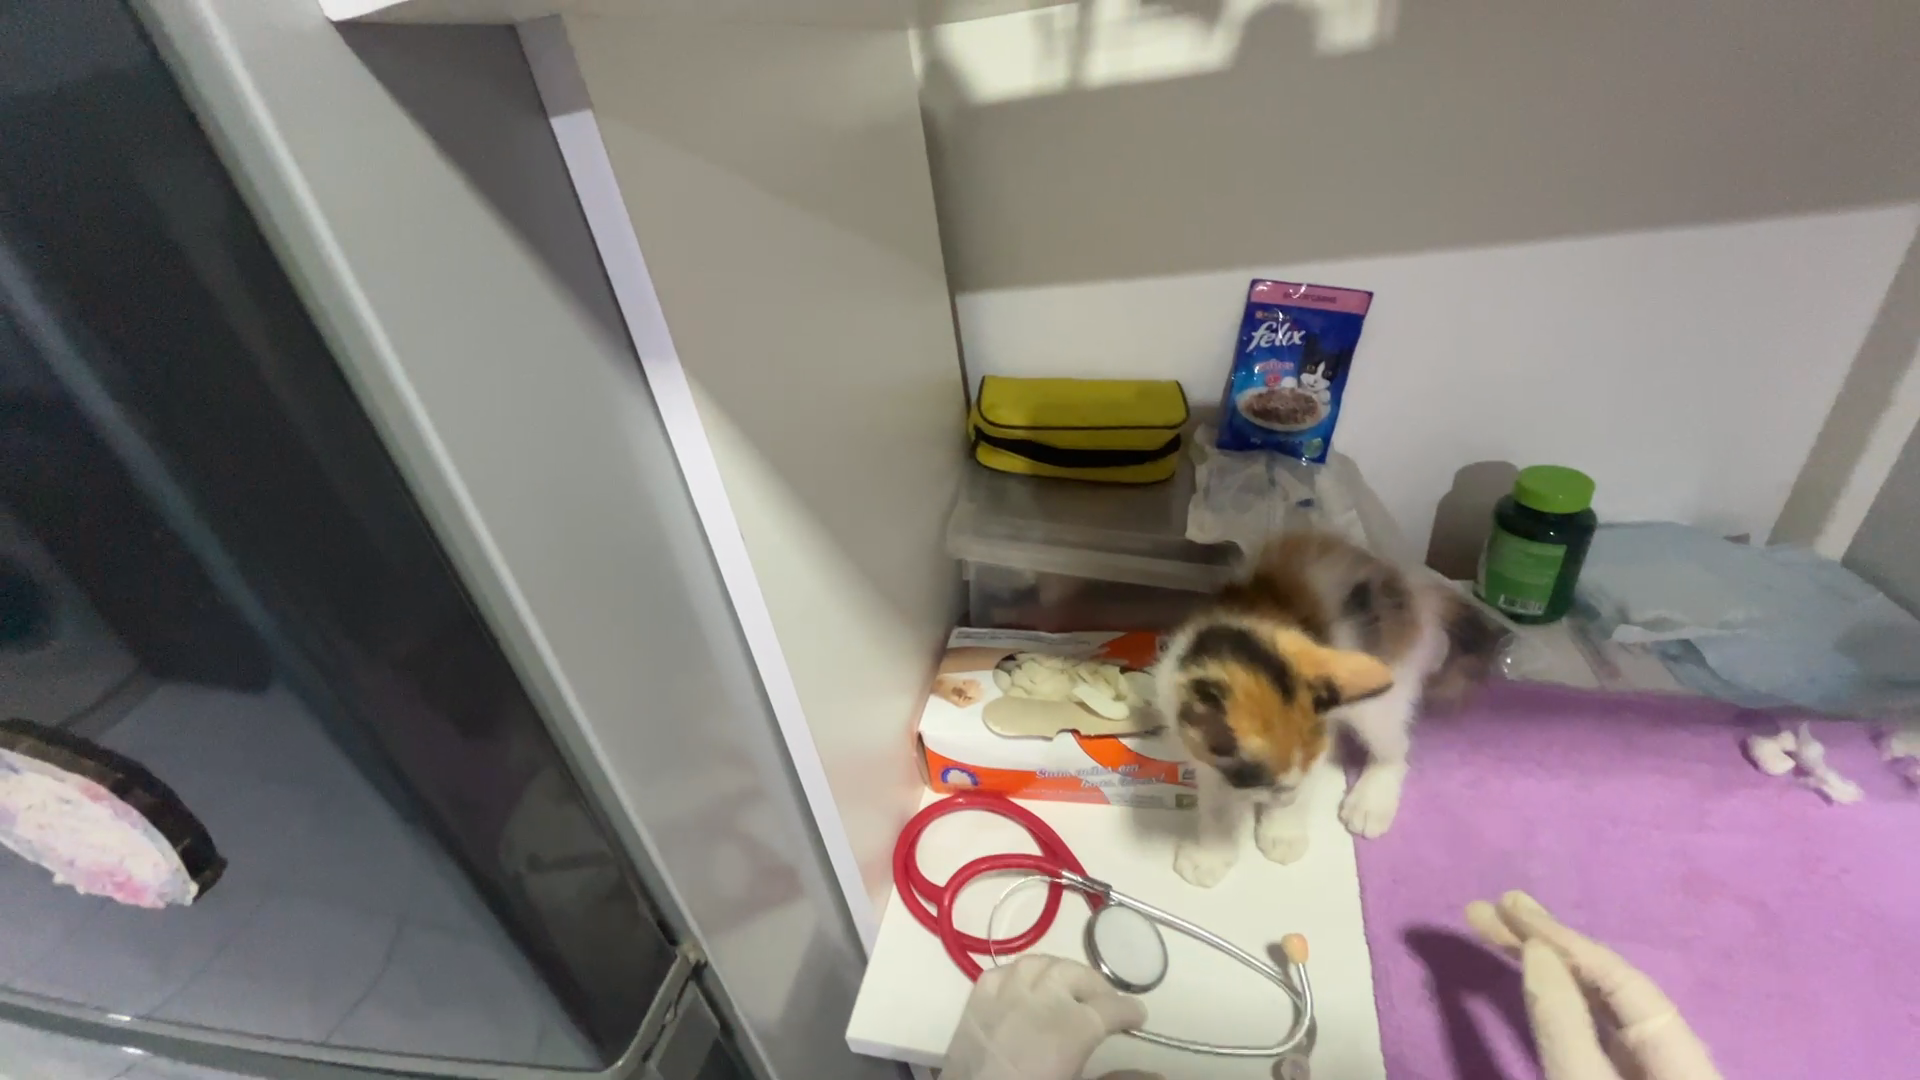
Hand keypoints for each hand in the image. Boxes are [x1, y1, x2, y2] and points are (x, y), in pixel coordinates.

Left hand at [941, 956, 1147, 1079]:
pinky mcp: (976, 998)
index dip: (1128, 1010)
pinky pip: (1006, 971)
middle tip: (1108, 1004)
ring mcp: (1003, 993)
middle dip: (1096, 987)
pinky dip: (1023, 975)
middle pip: (1074, 974)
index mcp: (1068, 1030)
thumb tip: (1158, 1072)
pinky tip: (1030, 989)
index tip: (1138, 1016)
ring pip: (1040, 963)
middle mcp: (1037, 999)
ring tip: (1072, 990)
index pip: (1108, 1007)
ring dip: (1061, 973)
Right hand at [1466, 891, 1721, 1079]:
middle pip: (1614, 989)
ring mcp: (1659, 1073)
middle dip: (1549, 945)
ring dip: (1547, 964)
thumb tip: (1536, 948)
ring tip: (1494, 927)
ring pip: (1604, 1007)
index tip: (1508, 904)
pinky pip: (1599, 1030)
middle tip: (1490, 906)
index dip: (1565, 939)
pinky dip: (1561, 997)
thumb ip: (1563, 1024)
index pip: (1624, 981)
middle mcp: (1683, 1059)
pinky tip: (1533, 973)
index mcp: (1692, 1061)